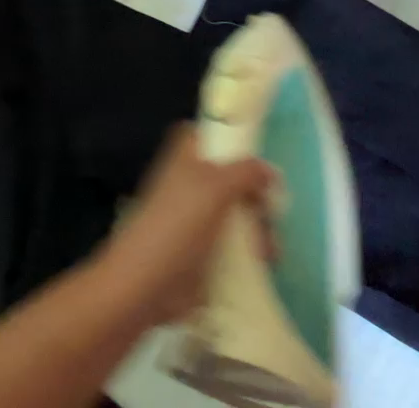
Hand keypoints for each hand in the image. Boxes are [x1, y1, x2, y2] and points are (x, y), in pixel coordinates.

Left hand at [92, 125, 275, 325]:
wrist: (146, 285)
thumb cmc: (177, 226)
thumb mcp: (215, 188)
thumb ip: (245, 171)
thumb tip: (270, 170)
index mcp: (187, 158)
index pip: (209, 134)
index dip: (233, 139)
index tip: (259, 154)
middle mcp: (193, 183)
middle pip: (233, 176)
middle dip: (256, 193)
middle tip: (272, 210)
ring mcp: (199, 219)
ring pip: (238, 211)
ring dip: (260, 226)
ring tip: (270, 250)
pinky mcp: (205, 250)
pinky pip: (236, 241)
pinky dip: (253, 249)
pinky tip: (265, 262)